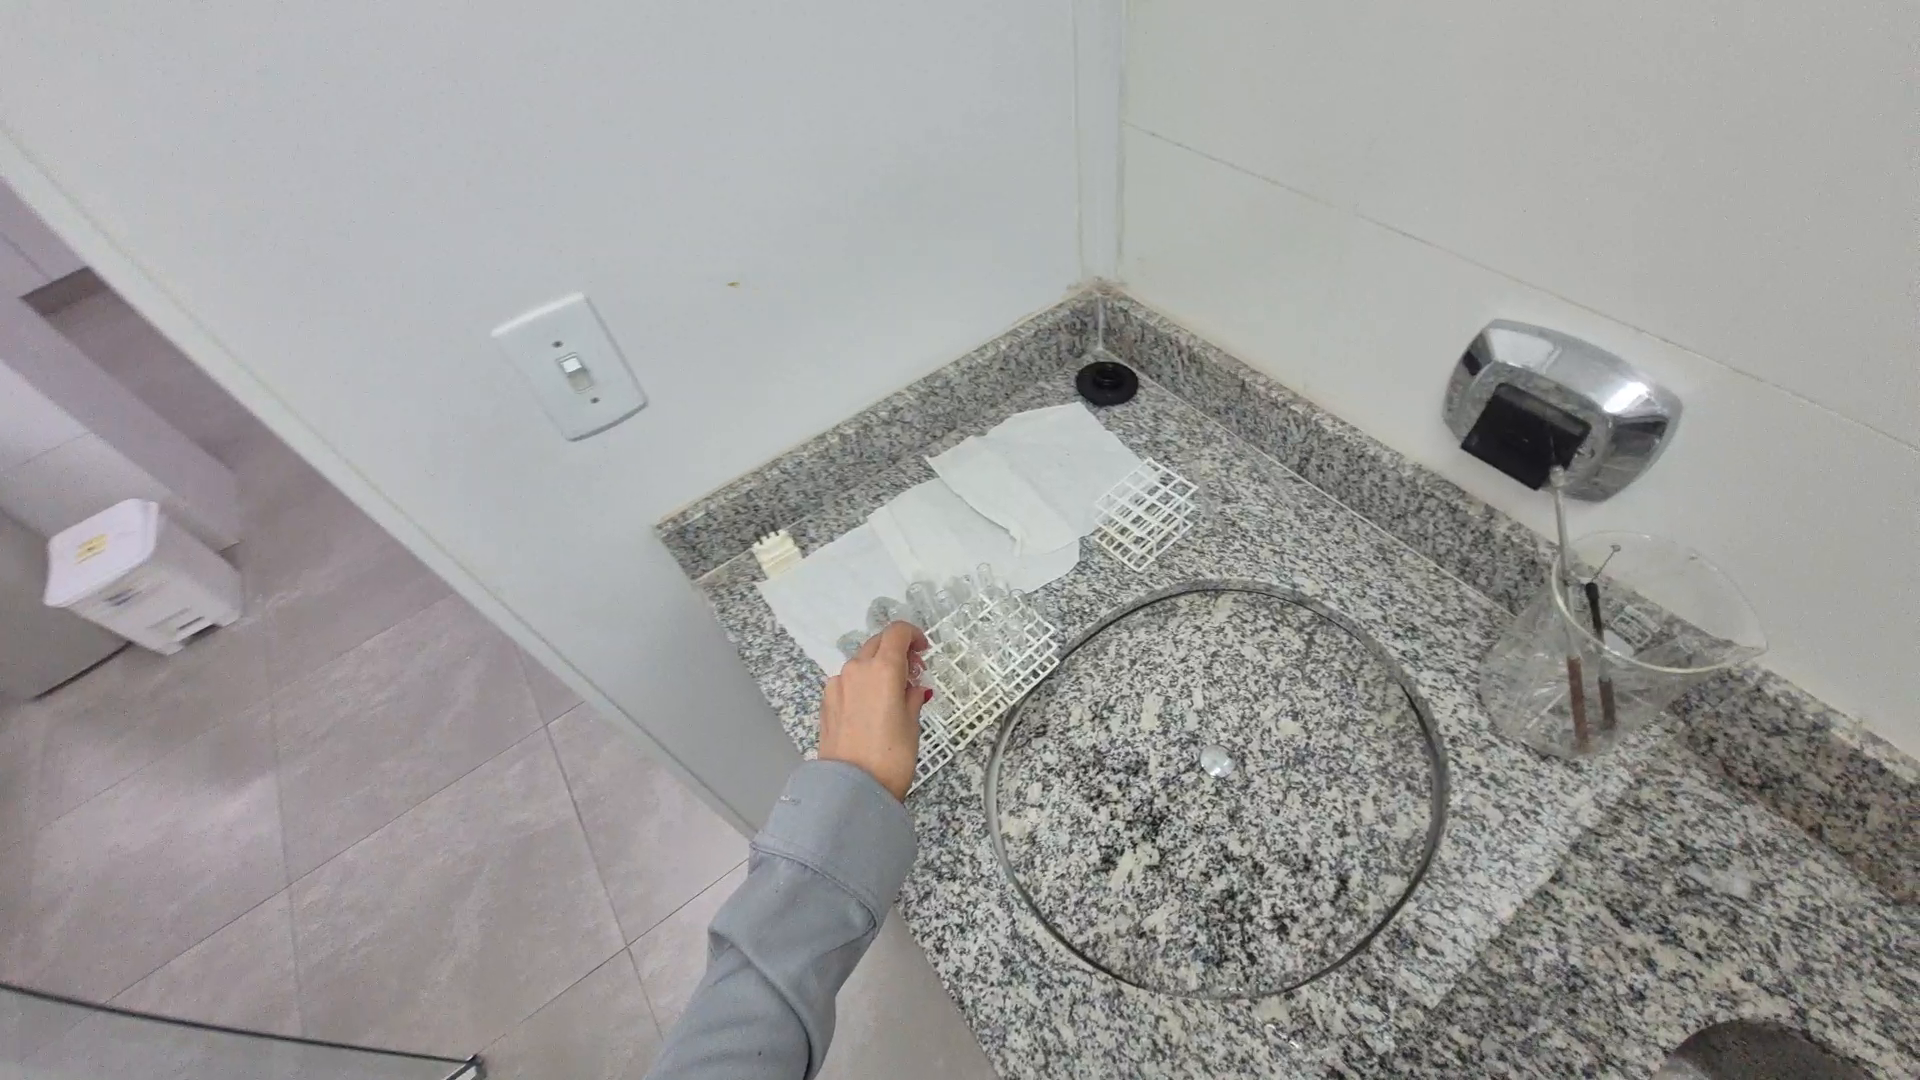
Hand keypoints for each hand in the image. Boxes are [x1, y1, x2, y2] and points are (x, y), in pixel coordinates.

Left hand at [817, 621, 929, 801]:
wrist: (851, 788)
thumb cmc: (891, 756)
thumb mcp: (913, 723)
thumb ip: (912, 696)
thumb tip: (912, 688)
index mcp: (882, 668)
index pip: (897, 632)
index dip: (913, 635)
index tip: (923, 650)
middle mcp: (857, 668)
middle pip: (878, 642)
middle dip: (897, 650)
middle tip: (912, 672)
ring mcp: (837, 684)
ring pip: (861, 661)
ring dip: (878, 667)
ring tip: (892, 694)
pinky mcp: (826, 701)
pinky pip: (848, 681)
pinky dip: (862, 683)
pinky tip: (871, 707)